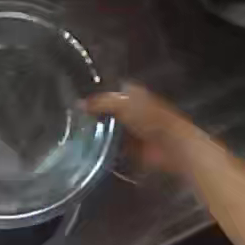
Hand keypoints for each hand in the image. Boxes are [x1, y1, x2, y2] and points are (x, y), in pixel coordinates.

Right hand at [84, 83, 219, 176]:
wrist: (170, 145)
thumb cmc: (149, 118)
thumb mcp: (122, 104)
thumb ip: (101, 102)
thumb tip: (79, 103)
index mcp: (133, 93)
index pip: (110, 92)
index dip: (96, 97)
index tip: (78, 103)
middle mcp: (134, 110)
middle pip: (110, 112)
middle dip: (96, 117)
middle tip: (75, 121)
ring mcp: (135, 130)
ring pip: (113, 130)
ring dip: (101, 134)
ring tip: (79, 137)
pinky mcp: (136, 150)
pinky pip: (117, 148)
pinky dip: (108, 150)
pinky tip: (93, 152)